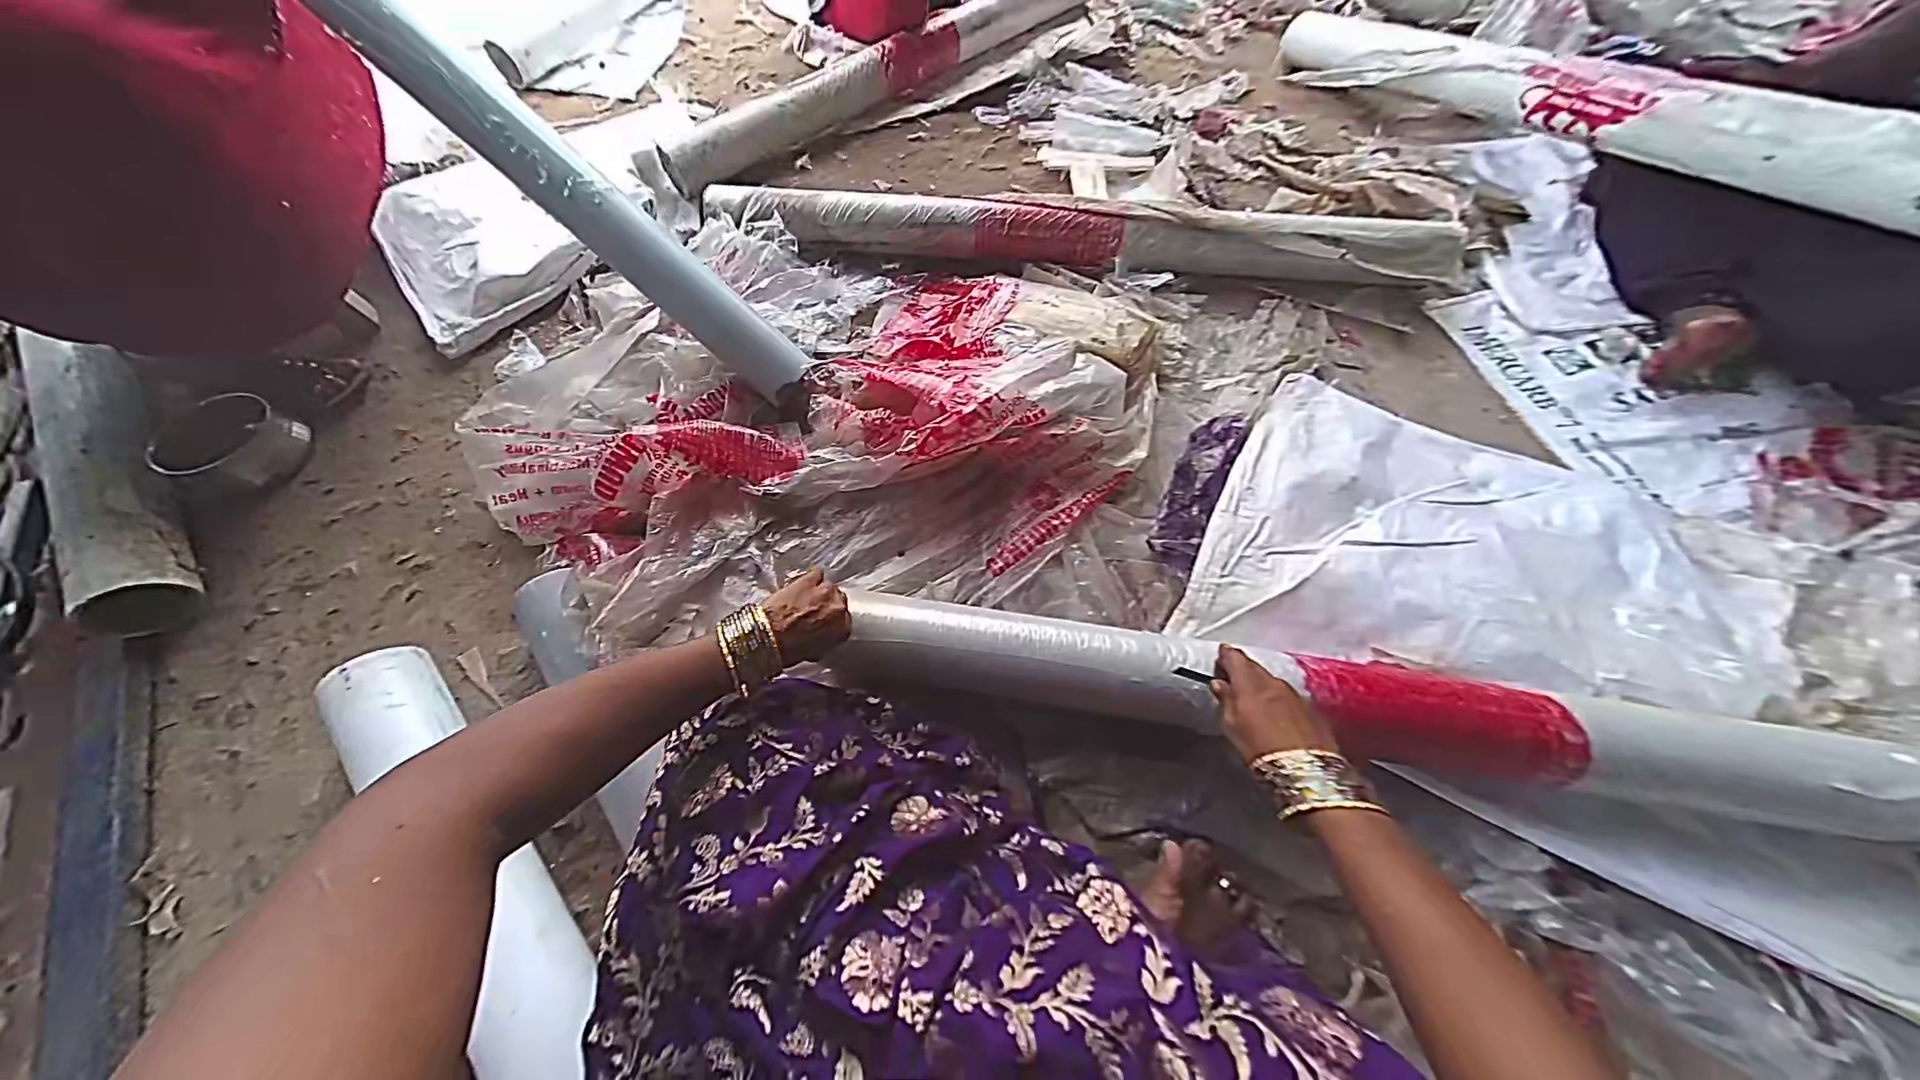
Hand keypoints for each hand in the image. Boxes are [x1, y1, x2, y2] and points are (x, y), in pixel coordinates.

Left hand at [762, 568, 849, 663]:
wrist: (769, 637)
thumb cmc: (790, 649)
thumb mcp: (816, 652)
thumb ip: (827, 638)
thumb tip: (823, 633)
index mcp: (842, 629)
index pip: (844, 621)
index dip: (833, 619)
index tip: (825, 621)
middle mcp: (838, 608)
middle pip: (839, 600)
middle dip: (828, 604)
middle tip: (814, 610)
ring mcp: (824, 592)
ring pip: (829, 587)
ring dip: (820, 592)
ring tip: (807, 598)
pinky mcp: (808, 580)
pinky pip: (817, 574)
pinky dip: (813, 578)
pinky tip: (804, 584)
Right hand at [1209, 645, 1339, 761]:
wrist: (1307, 769)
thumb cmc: (1258, 748)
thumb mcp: (1232, 726)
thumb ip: (1226, 700)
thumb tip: (1220, 683)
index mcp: (1250, 683)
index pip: (1236, 658)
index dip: (1226, 655)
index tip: (1220, 655)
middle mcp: (1273, 682)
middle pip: (1255, 668)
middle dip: (1243, 668)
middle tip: (1233, 675)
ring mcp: (1294, 694)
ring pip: (1272, 681)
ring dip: (1261, 683)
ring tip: (1252, 694)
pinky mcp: (1310, 708)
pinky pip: (1287, 695)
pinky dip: (1276, 697)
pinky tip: (1274, 709)